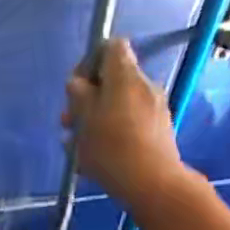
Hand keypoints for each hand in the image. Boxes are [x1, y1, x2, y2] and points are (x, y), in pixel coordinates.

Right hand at [63, 38, 189, 202]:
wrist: (152, 182)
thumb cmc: (111, 148)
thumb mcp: (83, 119)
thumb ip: (78, 94)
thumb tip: (78, 82)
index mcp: (125, 76)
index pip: (110, 46)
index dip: (89, 61)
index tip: (77, 87)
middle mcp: (144, 84)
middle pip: (112, 78)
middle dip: (88, 96)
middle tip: (70, 122)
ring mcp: (155, 106)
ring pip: (119, 102)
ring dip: (98, 117)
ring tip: (79, 145)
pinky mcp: (159, 128)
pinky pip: (130, 120)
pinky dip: (113, 129)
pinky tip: (98, 155)